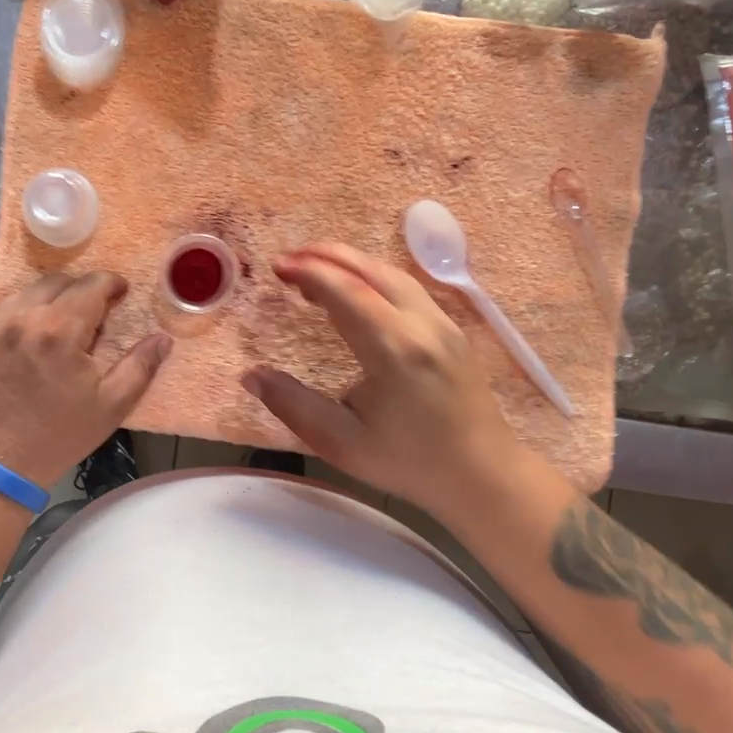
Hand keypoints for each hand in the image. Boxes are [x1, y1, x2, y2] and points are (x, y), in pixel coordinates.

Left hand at [0, 271, 171, 487]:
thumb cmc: (59, 437)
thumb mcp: (111, 406)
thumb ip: (140, 366)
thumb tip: (163, 339)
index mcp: (58, 330)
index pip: (90, 285)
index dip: (111, 283)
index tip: (120, 293)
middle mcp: (22, 318)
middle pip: (57, 282)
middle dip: (81, 290)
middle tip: (93, 315)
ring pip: (26, 293)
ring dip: (50, 299)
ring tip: (61, 324)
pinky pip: (2, 314)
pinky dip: (22, 316)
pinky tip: (31, 339)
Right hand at [240, 243, 527, 519]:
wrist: (481, 475)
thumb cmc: (408, 462)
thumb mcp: (340, 442)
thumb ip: (293, 405)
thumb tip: (251, 376)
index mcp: (395, 351)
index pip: (348, 292)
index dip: (310, 273)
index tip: (277, 267)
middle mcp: (424, 326)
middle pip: (372, 270)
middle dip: (326, 257)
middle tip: (287, 259)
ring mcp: (443, 324)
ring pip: (393, 274)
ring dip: (350, 264)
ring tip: (312, 270)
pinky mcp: (452, 331)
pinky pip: (407, 288)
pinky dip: (372, 277)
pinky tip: (353, 291)